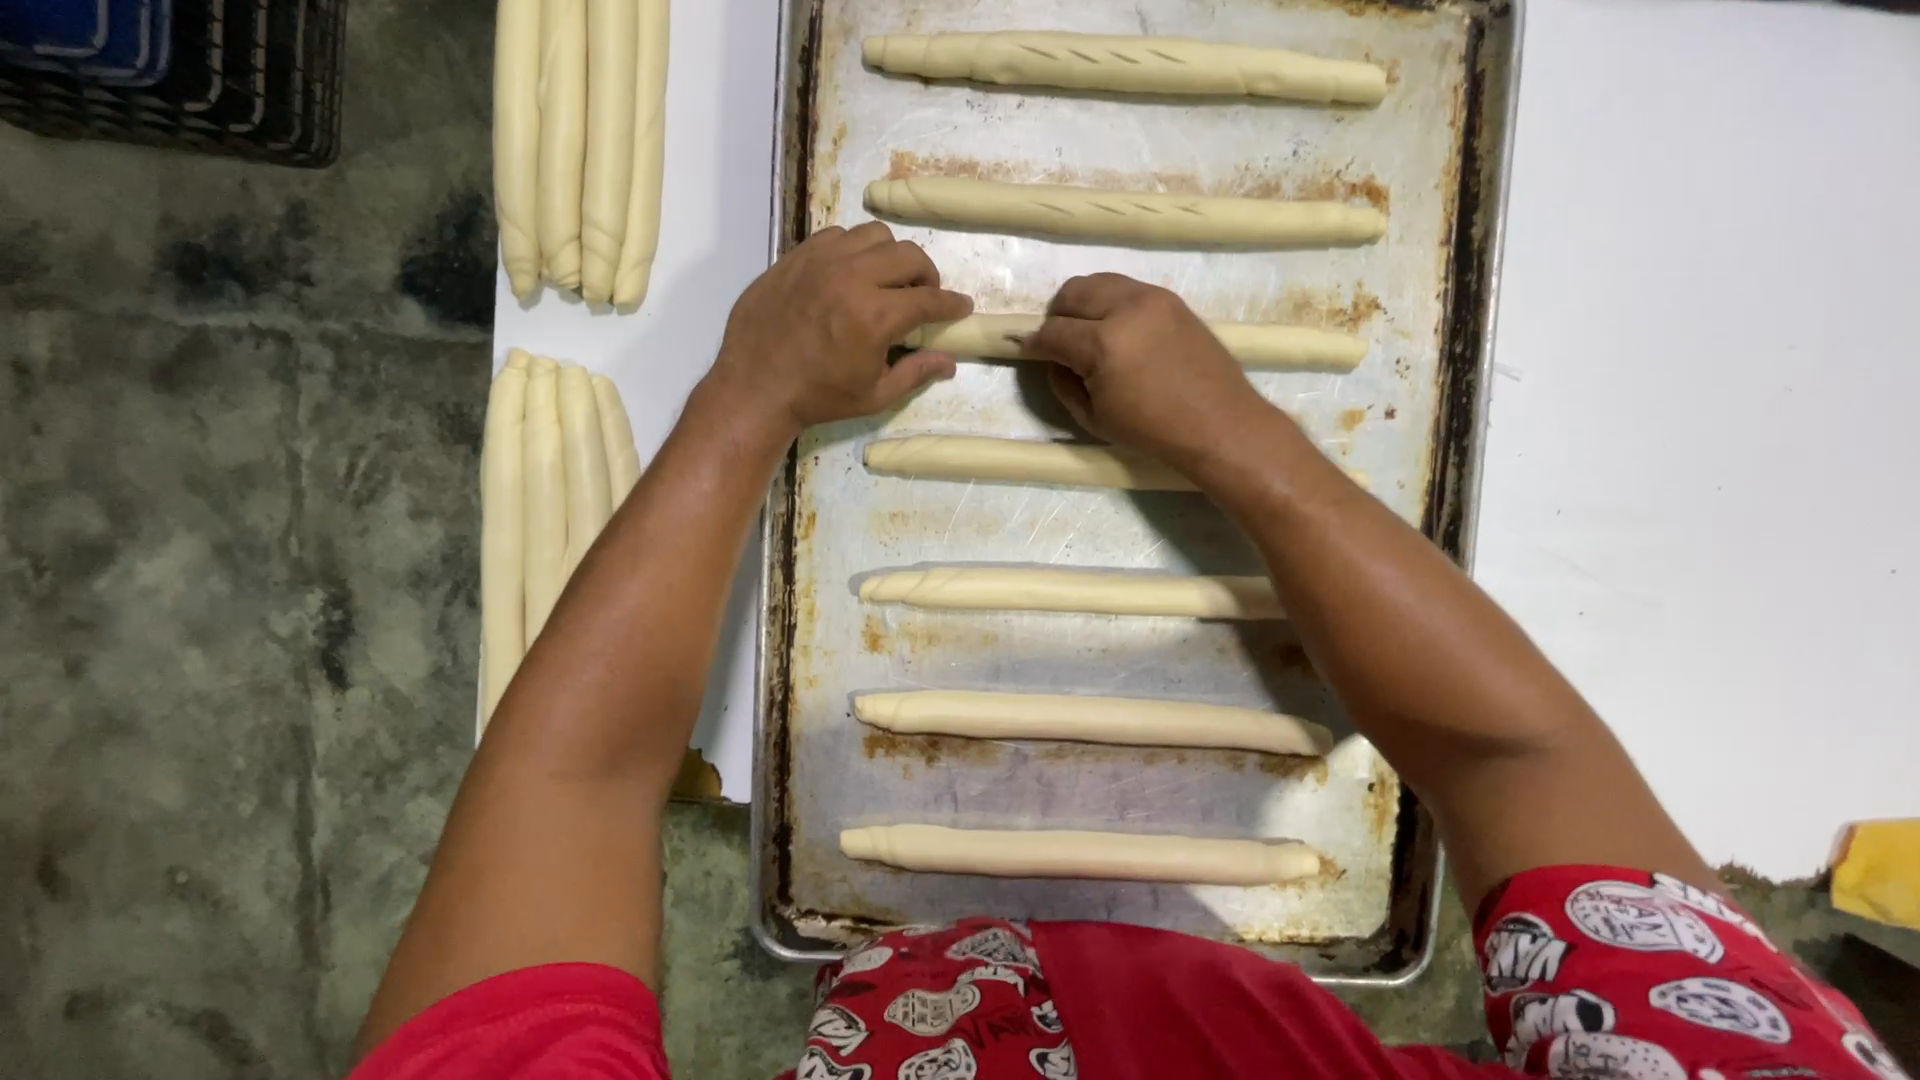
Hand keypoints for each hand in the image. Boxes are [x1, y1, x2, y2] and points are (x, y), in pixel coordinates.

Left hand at [709, 222, 972, 432]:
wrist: (755, 388)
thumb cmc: (818, 398)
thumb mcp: (874, 395)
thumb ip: (915, 372)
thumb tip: (949, 362)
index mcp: (874, 316)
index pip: (929, 299)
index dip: (951, 304)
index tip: (962, 307)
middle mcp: (851, 278)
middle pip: (909, 256)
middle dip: (927, 275)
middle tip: (924, 295)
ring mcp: (821, 262)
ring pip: (874, 236)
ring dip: (890, 256)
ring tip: (886, 278)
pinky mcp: (797, 257)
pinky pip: (837, 235)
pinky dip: (854, 250)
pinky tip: (850, 273)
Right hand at [1024, 274, 1271, 472]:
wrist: (1219, 423)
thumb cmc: (1152, 431)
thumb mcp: (1093, 418)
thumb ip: (1064, 384)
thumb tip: (1053, 361)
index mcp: (1103, 344)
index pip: (1053, 332)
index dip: (1035, 344)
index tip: (1028, 351)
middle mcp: (1126, 309)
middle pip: (1073, 293)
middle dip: (1058, 316)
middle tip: (1058, 341)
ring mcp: (1153, 299)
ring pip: (1100, 282)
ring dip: (1084, 304)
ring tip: (1087, 333)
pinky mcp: (1172, 299)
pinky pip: (1128, 289)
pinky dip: (1112, 303)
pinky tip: (1118, 332)